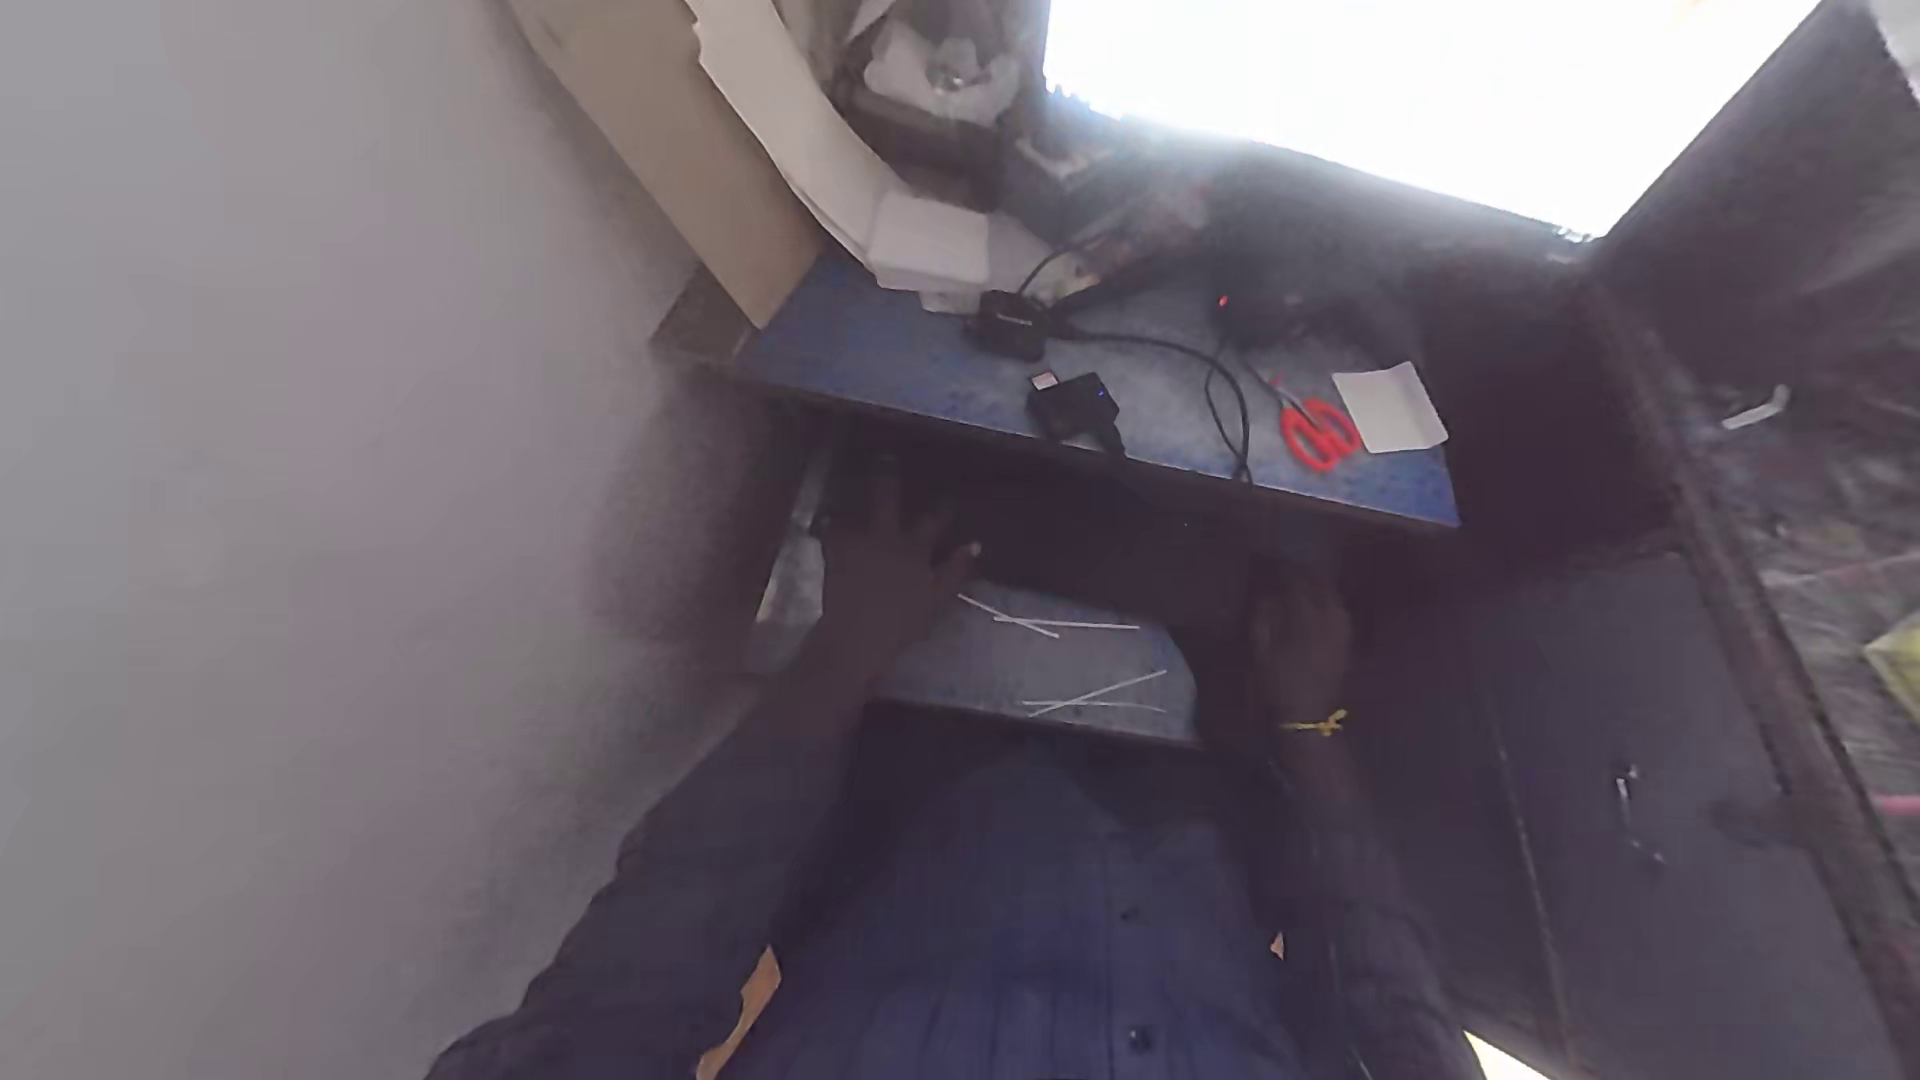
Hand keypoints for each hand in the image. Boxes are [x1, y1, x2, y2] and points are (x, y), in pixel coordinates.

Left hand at [811, 464, 977, 684]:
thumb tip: (976, 544)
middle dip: (889, 477)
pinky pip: (830, 531)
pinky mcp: (834, 553)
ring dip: (854, 495)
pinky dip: (830, 524)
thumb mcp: (937, 598)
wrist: (857, 635)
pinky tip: (827, 519)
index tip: (948, 497)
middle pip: (888, 499)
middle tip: (886, 456)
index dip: (942, 508)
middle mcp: (885, 537)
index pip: (933, 521)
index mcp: (913, 548)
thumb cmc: (902, 621)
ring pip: (855, 510)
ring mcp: (857, 543)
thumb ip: (956, 569)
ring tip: (851, 480)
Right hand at [1247, 569, 1364, 816]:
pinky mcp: (1347, 644)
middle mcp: (1330, 620)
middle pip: (1319, 584)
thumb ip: (1263, 615)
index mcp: (1306, 619)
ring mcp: (1343, 633)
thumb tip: (1265, 589)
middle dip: (1302, 571)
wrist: (1306, 720)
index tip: (1265, 558)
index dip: (1280, 567)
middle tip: (1283, 564)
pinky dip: (1327, 600)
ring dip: (1317, 584)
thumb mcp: (1258, 649)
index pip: (1295, 581)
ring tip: (1300, 577)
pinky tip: (1317, 601)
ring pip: (1333, 596)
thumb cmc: (1275, 685)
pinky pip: (1339, 611)